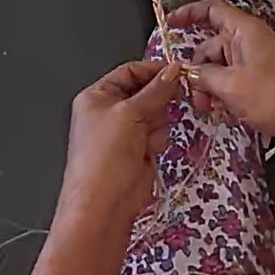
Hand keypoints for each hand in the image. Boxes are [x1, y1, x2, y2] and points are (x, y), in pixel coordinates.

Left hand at [57, 59, 183, 228]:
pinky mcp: (138, 149)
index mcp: (97, 95)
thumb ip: (155, 91)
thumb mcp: (130, 114)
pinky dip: (156, 140)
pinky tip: (148, 152)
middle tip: (167, 104)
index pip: (129, 72)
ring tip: (145, 139)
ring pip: (155, 113)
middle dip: (156, 102)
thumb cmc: (105, 156)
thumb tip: (173, 69)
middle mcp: (109, 110)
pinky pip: (157, 133)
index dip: (152, 71)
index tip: (176, 71)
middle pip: (145, 92)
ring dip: (156, 124)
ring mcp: (124, 131)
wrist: (104, 205)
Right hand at [167, 0, 274, 146]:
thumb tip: (188, 72)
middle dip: (198, 68)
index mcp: (244, 30)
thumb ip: (203, 75)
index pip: (211, 9)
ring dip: (211, 85)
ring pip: (223, 65)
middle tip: (193, 95)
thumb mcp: (231, 86)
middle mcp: (251, 39)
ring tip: (210, 109)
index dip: (188, 13)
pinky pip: (236, 77)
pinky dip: (226, 91)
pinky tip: (225, 112)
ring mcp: (260, 59)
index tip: (169, 24)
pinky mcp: (266, 78)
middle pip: (213, 44)